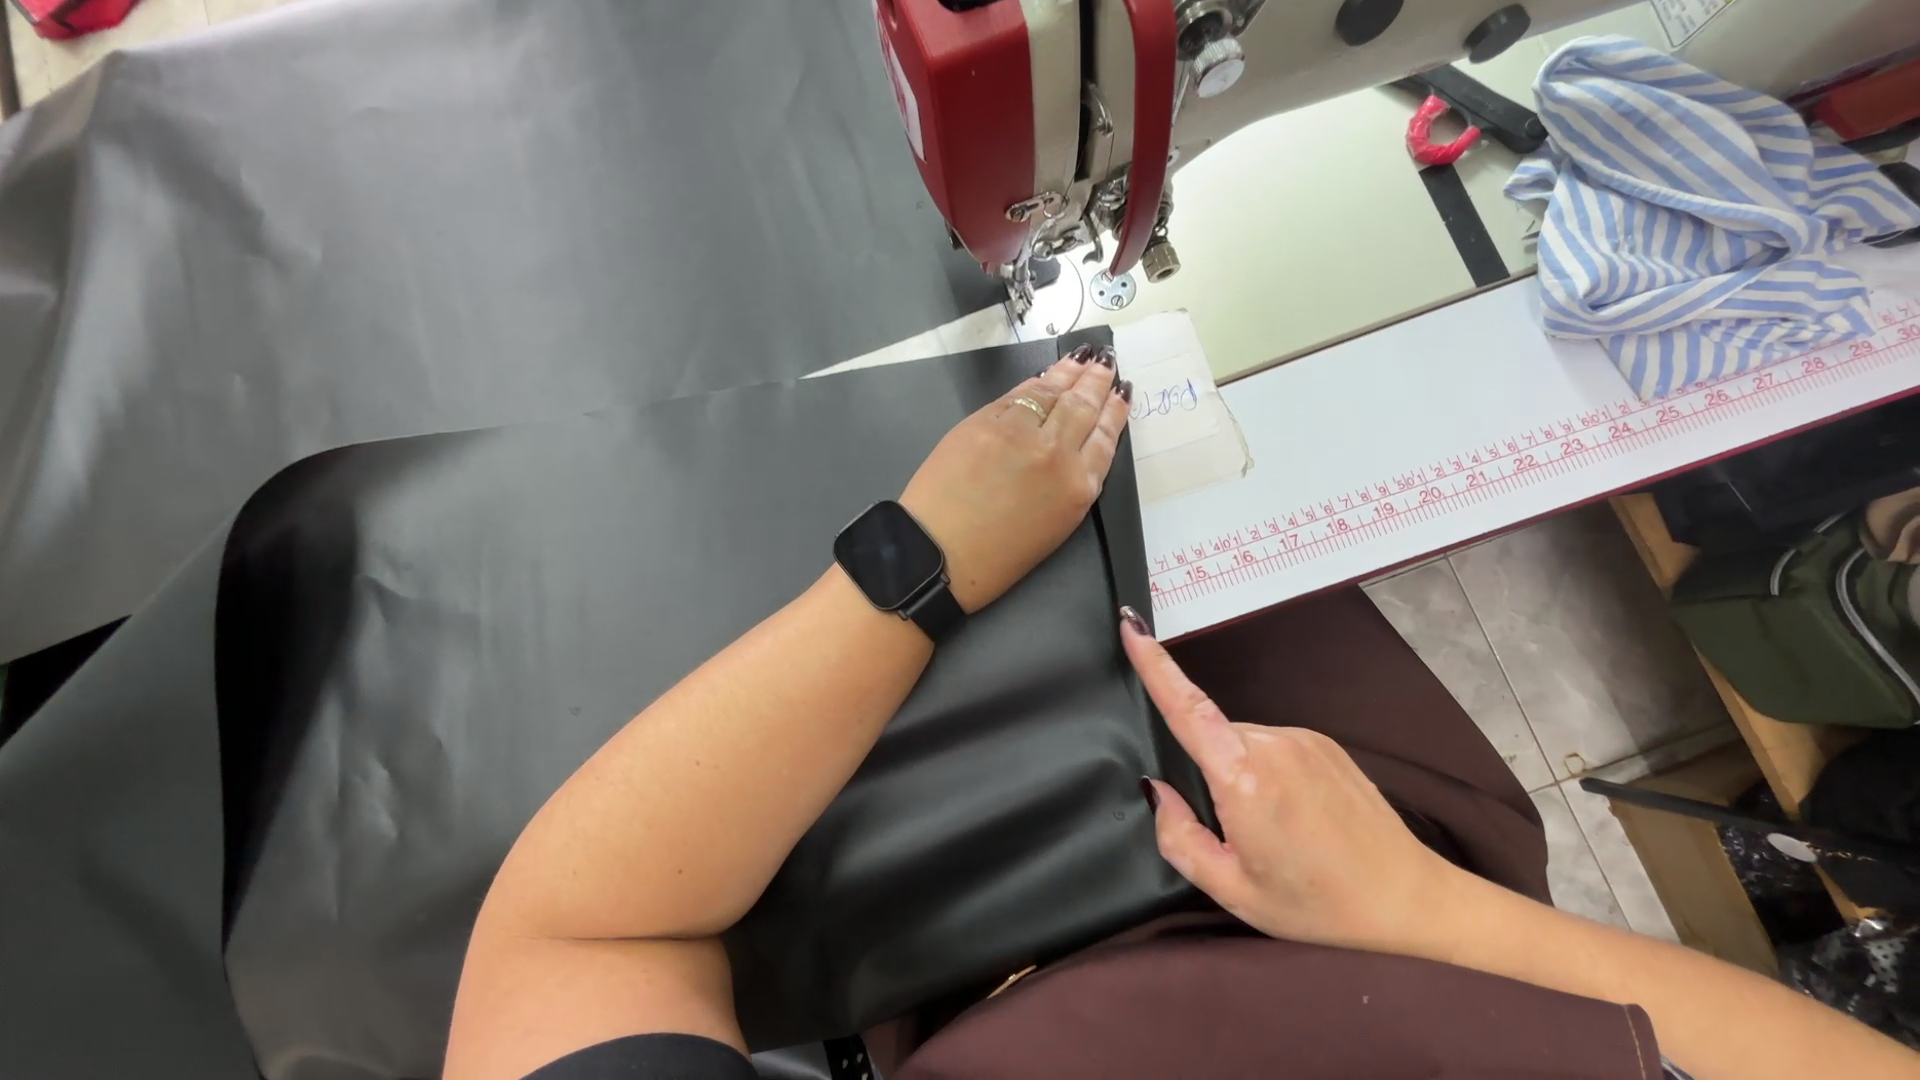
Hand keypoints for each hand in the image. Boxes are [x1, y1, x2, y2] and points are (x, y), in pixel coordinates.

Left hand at [900, 344, 1131, 611]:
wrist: (939, 556)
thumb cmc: (996, 558)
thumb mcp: (1055, 527)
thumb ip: (1070, 485)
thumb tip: (1070, 447)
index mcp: (1078, 488)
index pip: (1105, 437)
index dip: (1114, 410)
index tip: (1121, 392)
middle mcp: (1057, 453)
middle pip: (1082, 408)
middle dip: (1095, 382)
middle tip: (1104, 363)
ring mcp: (1019, 433)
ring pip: (1051, 394)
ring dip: (1068, 374)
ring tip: (1082, 360)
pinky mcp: (984, 422)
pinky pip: (1016, 395)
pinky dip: (1033, 383)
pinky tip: (1042, 377)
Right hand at [1123, 614, 1477, 962]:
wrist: (1411, 900)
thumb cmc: (1318, 904)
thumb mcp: (1233, 888)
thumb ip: (1178, 837)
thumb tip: (1156, 790)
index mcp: (1244, 779)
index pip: (1187, 708)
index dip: (1154, 664)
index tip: (1131, 624)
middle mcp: (1274, 744)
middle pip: (1211, 735)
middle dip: (1205, 771)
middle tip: (1234, 831)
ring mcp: (1303, 738)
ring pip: (1239, 741)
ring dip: (1237, 773)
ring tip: (1273, 829)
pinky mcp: (1324, 742)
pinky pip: (1270, 745)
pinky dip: (1263, 771)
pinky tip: (1294, 814)